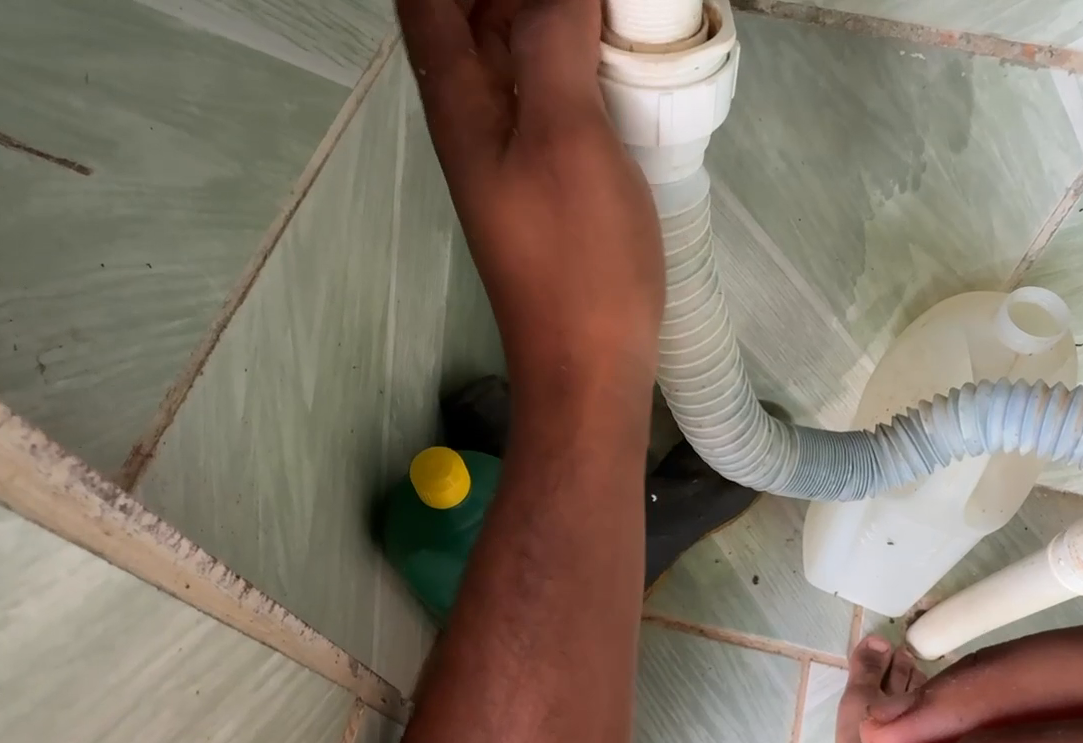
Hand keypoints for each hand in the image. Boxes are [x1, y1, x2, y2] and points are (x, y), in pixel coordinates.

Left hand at [399, 0, 662, 395]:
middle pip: (473, 18)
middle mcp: (475, 124)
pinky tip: (622, 67)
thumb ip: (551, 41)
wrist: (589, 367)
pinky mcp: (552, 187)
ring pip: (517, 58)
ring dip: (554, 21)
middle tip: (589, 4)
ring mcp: (514, 158)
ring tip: (613, 17)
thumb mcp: (563, 136)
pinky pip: (554, 101)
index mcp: (460, 102)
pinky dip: (579, 68)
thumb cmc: (578, 260)